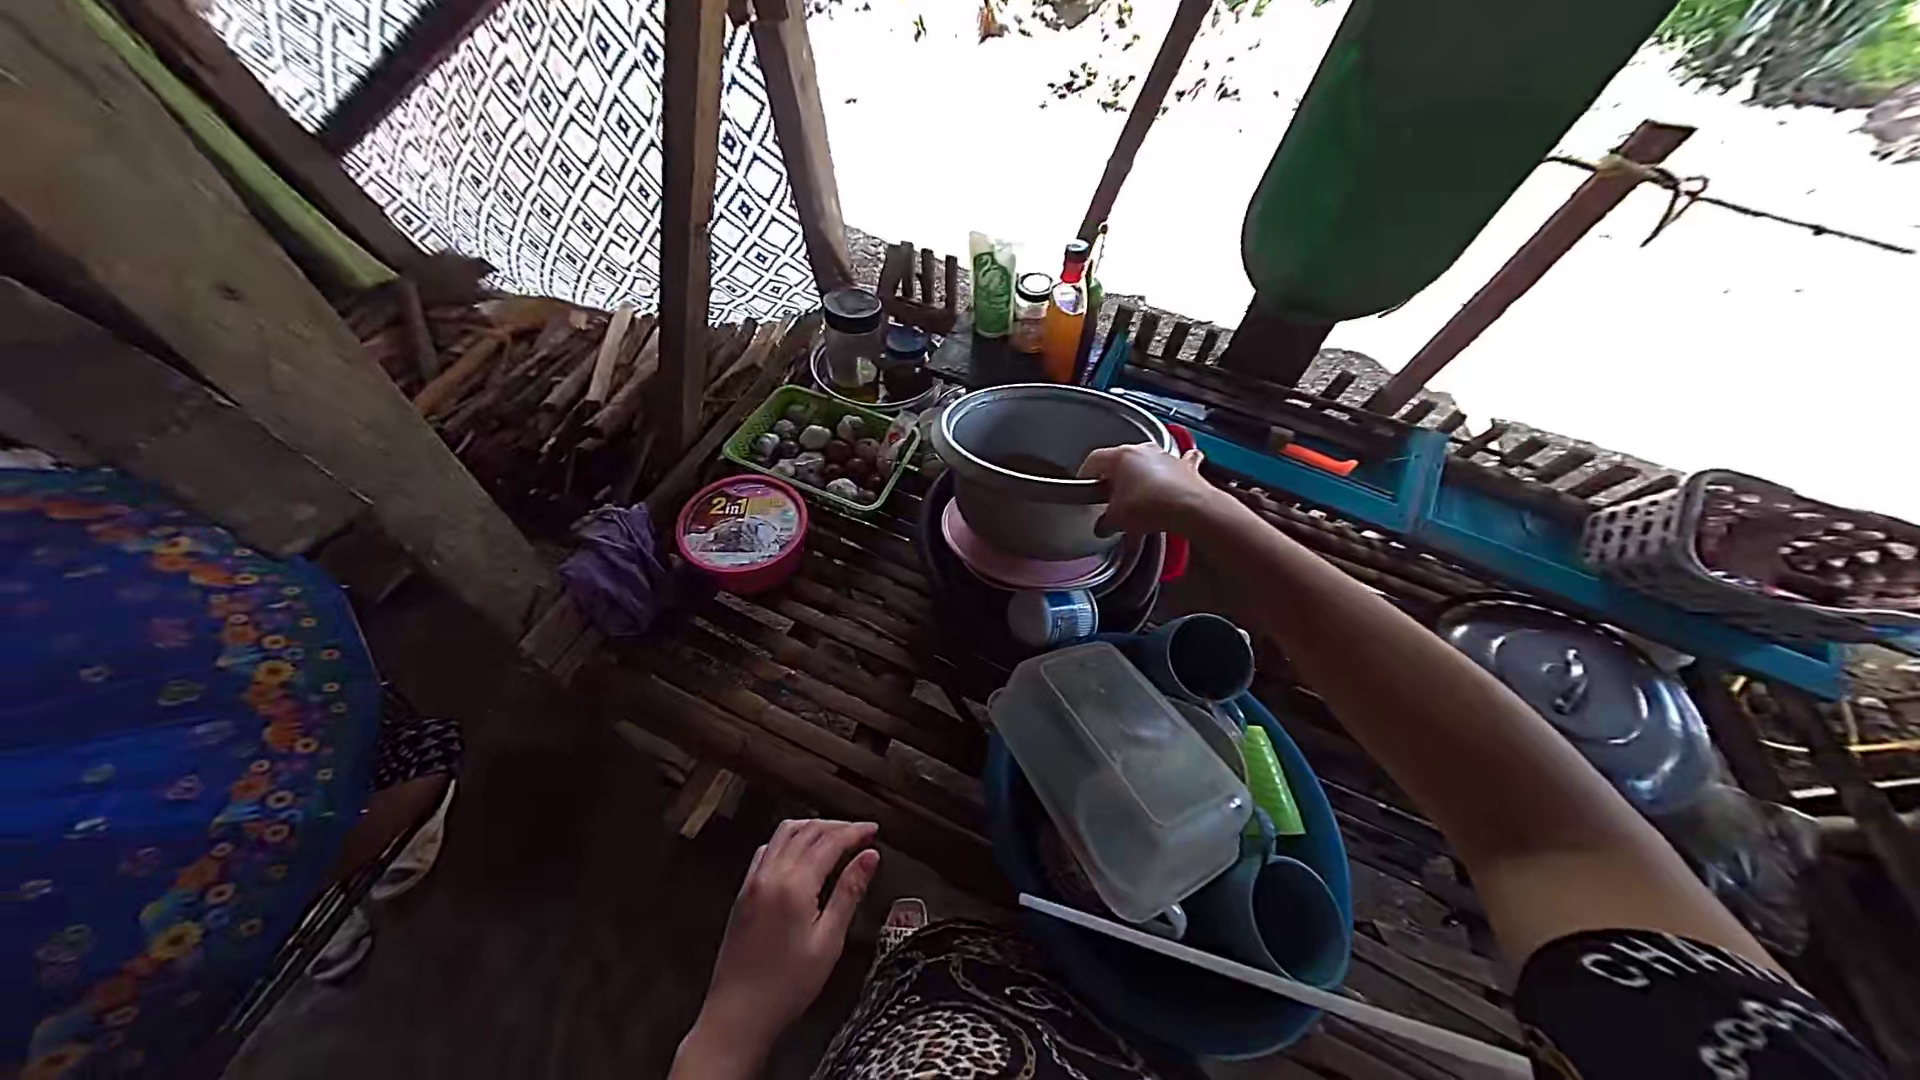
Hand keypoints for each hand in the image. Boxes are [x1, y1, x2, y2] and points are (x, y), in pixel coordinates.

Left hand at [674, 820, 880, 1077]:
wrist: (737, 1017)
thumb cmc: (783, 988)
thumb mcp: (829, 941)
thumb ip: (849, 892)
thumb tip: (868, 858)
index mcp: (794, 885)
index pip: (831, 841)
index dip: (855, 831)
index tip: (872, 830)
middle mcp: (771, 875)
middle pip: (808, 831)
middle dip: (838, 826)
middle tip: (859, 832)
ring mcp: (753, 882)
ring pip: (785, 833)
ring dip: (812, 827)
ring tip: (834, 835)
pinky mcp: (743, 892)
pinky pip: (767, 848)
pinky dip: (788, 839)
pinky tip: (798, 850)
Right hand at [1079, 443, 1221, 535]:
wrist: (1191, 509)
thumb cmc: (1148, 507)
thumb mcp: (1117, 520)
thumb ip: (1105, 522)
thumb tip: (1103, 527)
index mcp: (1120, 456)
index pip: (1094, 460)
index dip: (1086, 474)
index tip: (1085, 487)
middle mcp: (1143, 449)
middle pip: (1121, 460)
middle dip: (1115, 476)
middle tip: (1110, 496)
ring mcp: (1167, 456)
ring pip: (1149, 460)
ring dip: (1143, 473)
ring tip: (1140, 493)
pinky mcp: (1187, 468)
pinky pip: (1180, 463)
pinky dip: (1177, 468)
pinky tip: (1179, 473)